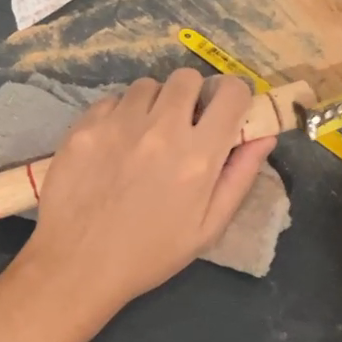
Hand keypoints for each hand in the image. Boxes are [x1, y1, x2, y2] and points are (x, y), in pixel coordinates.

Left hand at [12, 69, 275, 320]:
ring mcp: (119, 124)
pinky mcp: (85, 126)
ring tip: (143, 137)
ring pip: (146, 86)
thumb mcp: (208, 229)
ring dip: (152, 104)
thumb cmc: (149, 254)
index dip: (233, 97)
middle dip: (191, 96)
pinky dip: (118, 115)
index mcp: (198, 155)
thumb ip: (239, 177)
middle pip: (186, 77)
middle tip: (182, 124)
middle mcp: (160, 129)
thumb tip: (264, 135)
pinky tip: (112, 146)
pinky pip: (111, 101)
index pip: (231, 92)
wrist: (78, 265)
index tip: (224, 112)